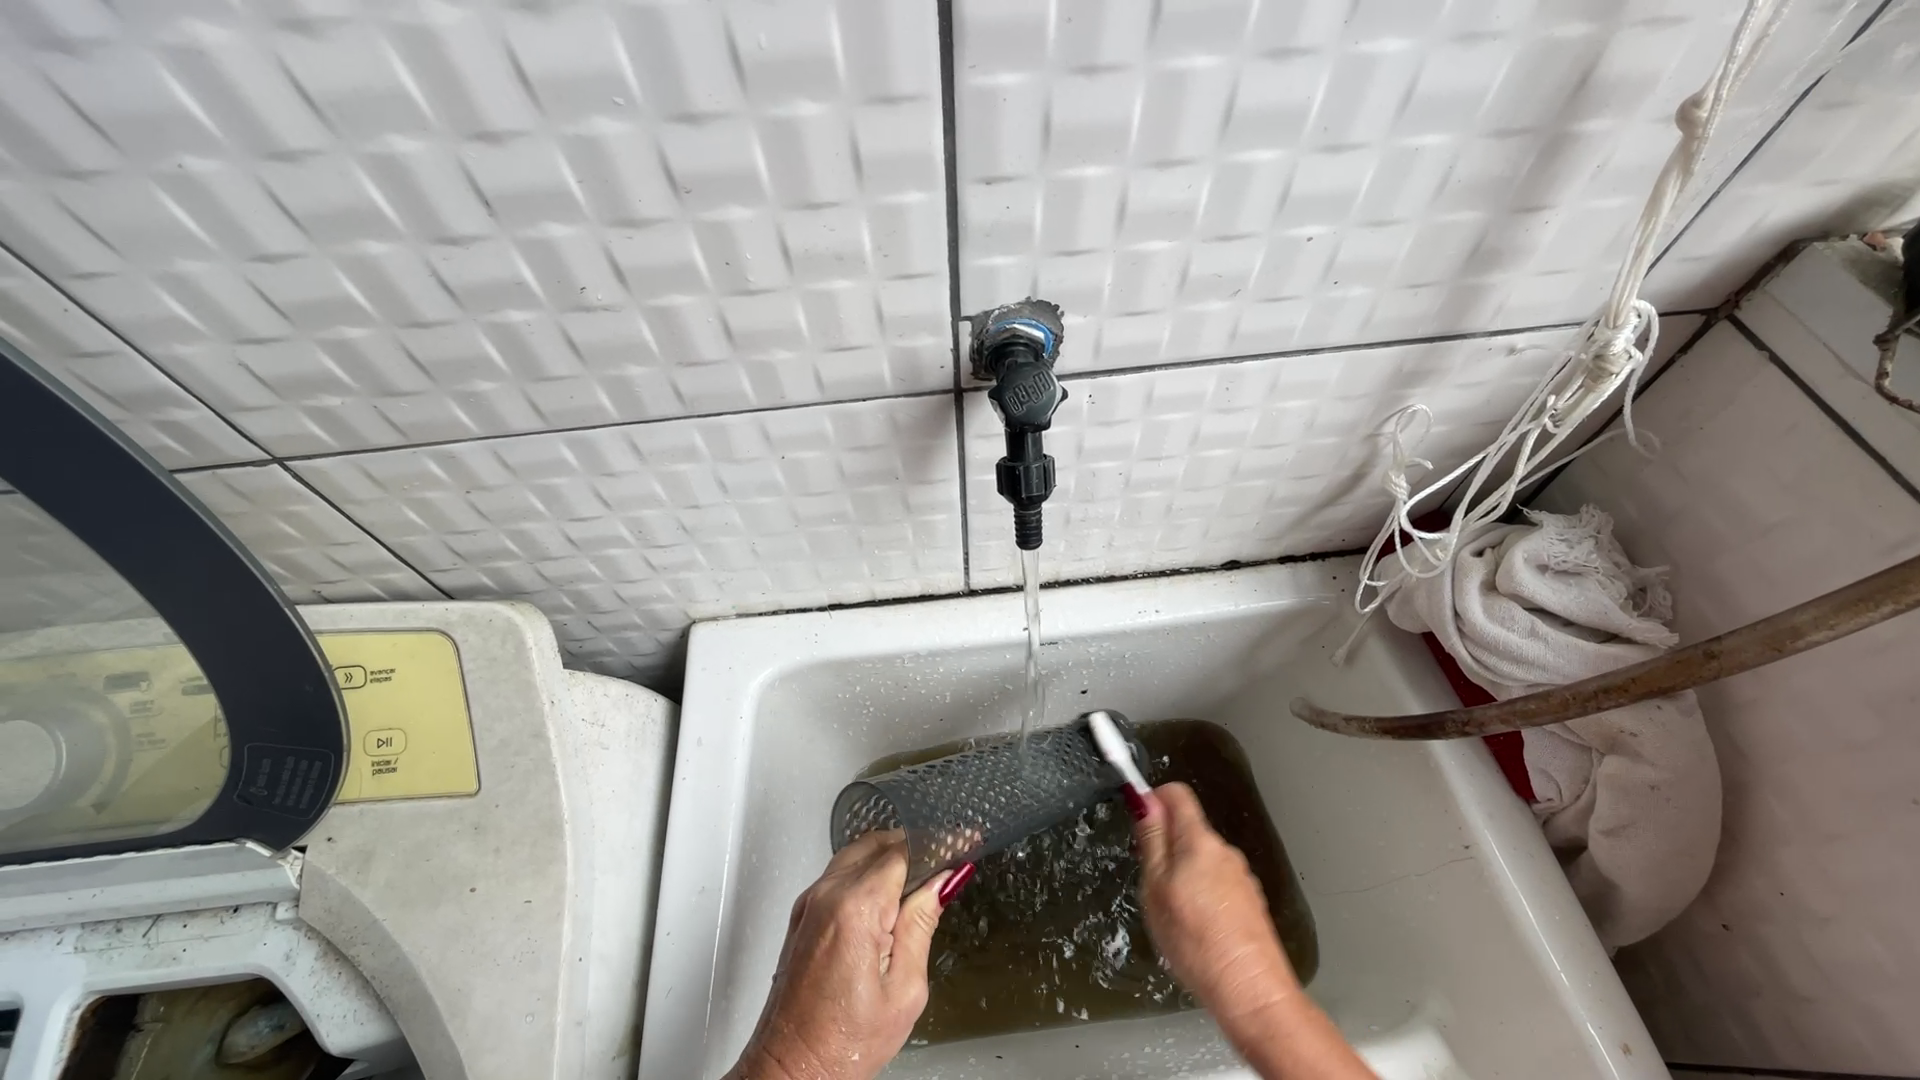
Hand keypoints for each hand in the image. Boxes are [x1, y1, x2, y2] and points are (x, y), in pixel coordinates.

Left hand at [725, 831, 964, 1079]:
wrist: (791, 1069)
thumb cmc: (843, 1043)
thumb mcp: (904, 989)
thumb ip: (922, 924)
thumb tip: (942, 882)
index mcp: (856, 909)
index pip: (904, 852)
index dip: (938, 843)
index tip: (964, 842)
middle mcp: (827, 896)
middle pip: (879, 844)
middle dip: (916, 846)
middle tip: (948, 858)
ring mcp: (810, 903)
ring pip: (857, 854)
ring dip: (890, 856)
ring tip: (924, 877)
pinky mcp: (803, 914)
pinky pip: (840, 873)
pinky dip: (868, 870)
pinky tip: (890, 894)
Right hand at [1132, 782, 1298, 1024]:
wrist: (1252, 992)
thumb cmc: (1197, 942)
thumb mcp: (1156, 888)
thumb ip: (1151, 840)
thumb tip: (1144, 799)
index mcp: (1199, 840)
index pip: (1176, 793)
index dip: (1152, 800)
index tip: (1138, 823)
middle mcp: (1225, 851)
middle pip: (1187, 829)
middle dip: (1163, 846)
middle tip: (1149, 883)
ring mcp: (1241, 878)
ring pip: (1200, 859)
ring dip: (1181, 874)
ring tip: (1172, 914)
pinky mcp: (1249, 903)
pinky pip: (1216, 884)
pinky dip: (1201, 896)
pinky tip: (1195, 930)